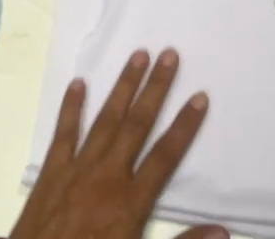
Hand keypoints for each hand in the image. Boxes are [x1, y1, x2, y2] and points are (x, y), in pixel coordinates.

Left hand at [13, 48, 223, 238]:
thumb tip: (224, 232)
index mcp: (130, 203)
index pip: (165, 156)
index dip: (185, 126)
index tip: (200, 96)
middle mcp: (107, 177)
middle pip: (137, 124)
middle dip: (155, 88)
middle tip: (169, 53)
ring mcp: (77, 171)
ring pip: (106, 119)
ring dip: (123, 86)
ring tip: (137, 54)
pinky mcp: (50, 174)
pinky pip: (63, 135)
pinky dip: (71, 108)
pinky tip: (78, 82)